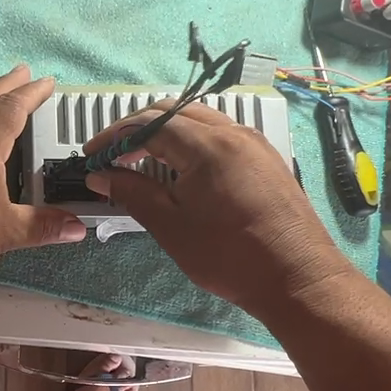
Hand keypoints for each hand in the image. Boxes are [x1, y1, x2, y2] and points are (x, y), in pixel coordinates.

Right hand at [83, 99, 357, 317]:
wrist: (298, 279)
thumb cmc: (229, 256)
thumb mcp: (169, 225)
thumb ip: (131, 192)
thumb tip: (99, 176)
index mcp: (206, 146)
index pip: (148, 124)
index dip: (114, 137)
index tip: (92, 155)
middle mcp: (232, 133)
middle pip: (173, 111)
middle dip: (136, 128)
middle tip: (112, 153)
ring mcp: (253, 143)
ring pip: (198, 118)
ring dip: (163, 131)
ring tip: (139, 158)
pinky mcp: (264, 158)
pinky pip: (218, 132)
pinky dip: (189, 139)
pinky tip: (178, 166)